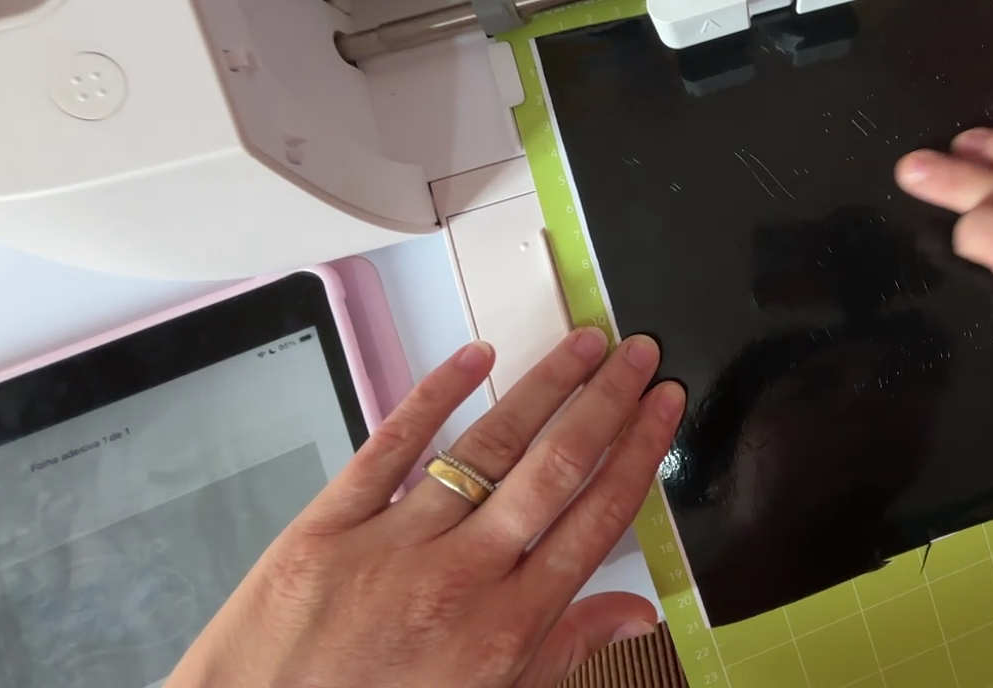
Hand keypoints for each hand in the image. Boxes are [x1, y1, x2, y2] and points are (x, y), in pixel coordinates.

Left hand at [168, 330, 684, 687]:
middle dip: (608, 399)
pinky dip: (437, 393)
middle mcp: (461, 579)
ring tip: (585, 343)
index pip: (599, 515)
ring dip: (546, 384)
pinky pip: (392, 446)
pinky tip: (478, 356)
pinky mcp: (327, 527)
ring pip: (490, 444)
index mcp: (507, 627)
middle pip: (557, 466)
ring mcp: (393, 546)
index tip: (665, 402)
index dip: (641, 449)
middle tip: (639, 352)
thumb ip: (568, 650)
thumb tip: (641, 614)